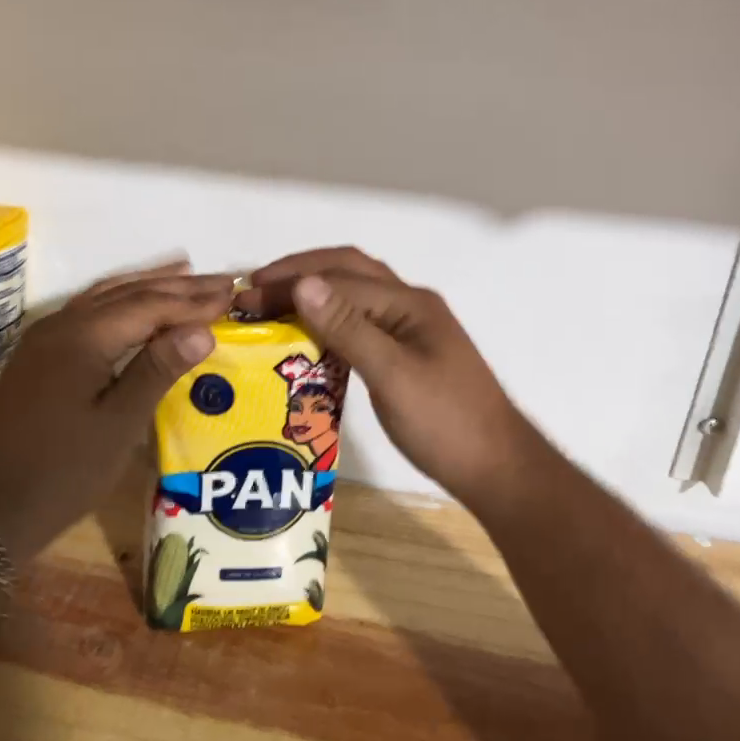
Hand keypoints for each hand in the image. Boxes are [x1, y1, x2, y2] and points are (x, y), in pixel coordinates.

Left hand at [0, 263, 232, 559]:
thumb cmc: (62, 472)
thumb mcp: (118, 425)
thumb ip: (157, 370)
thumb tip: (202, 330)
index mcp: (82, 337)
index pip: (148, 306)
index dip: (191, 301)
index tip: (231, 296)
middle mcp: (61, 325)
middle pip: (126, 294)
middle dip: (175, 288)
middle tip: (221, 282)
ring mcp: (44, 338)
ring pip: (104, 299)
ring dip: (147, 288)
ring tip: (185, 275)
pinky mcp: (39, 357)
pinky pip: (88, 313)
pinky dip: (120, 304)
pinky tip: (135, 309)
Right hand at [235, 248, 532, 507]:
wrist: (497, 469)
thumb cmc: (446, 424)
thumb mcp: (393, 375)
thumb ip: (348, 328)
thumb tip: (303, 283)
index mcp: (408, 303)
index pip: (338, 278)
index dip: (289, 284)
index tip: (242, 298)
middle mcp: (409, 305)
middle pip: (348, 270)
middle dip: (299, 272)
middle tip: (253, 290)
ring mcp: (409, 329)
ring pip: (354, 293)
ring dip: (313, 291)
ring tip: (272, 305)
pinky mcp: (405, 354)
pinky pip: (358, 321)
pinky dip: (327, 318)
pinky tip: (306, 336)